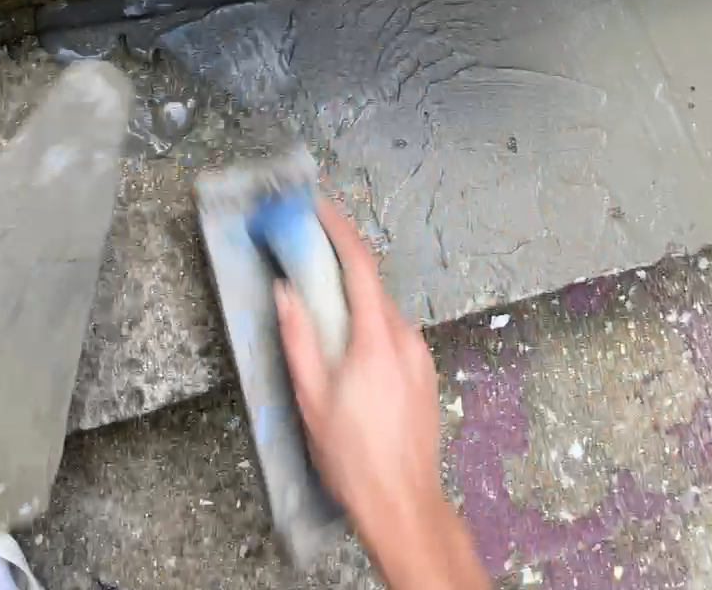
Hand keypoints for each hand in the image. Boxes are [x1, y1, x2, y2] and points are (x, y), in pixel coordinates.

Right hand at [276, 201, 489, 589]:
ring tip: (326, 314)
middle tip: (311, 260)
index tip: (321, 208)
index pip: (359, 265)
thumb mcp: (311, 399)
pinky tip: (353, 351)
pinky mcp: (425, 370)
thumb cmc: (352, 456)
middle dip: (342, 265)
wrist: (403, 504)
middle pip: (372, 284)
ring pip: (383, 309)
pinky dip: (371, 323)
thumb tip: (286, 292)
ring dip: (355, 299)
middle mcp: (404, 338)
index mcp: (375, 339)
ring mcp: (420, 354)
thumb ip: (298, 339)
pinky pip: (394, 331)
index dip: (340, 230)